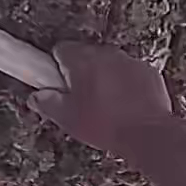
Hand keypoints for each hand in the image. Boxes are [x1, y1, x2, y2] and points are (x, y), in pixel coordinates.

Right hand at [29, 42, 176, 156]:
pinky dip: (126, 86)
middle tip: (79, 101)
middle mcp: (107, 54)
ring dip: (104, 79)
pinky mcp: (148, 72)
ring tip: (104, 107)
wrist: (147, 135)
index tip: (57, 84)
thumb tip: (37, 97)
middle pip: (86, 56)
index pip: (61, 50)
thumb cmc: (107, 126)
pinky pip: (130, 74)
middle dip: (80, 74)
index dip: (56, 68)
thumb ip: (48, 104)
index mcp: (82, 60)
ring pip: (109, 64)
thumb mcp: (68, 119)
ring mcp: (130, 61)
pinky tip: (124, 107)